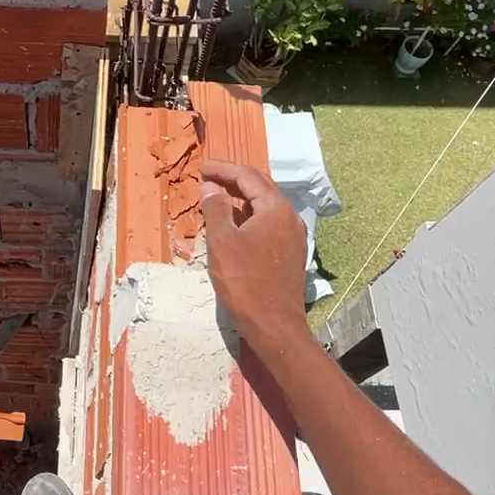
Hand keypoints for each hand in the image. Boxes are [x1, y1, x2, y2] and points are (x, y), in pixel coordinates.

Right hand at [201, 159, 308, 354]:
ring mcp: (293, 235)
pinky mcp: (291, 252)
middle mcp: (290, 216)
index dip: (222, 168)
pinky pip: (268, 221)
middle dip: (232, 178)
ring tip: (216, 196)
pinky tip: (234, 222)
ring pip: (265, 204)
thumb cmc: (245, 282)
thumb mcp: (222, 242)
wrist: (274, 327)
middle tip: (207, 177)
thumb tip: (211, 187)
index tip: (201, 167)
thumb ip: (215, 208)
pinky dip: (249, 214)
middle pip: (260, 186)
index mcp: (275, 208)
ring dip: (241, 197)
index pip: (247, 176)